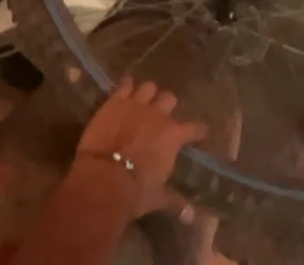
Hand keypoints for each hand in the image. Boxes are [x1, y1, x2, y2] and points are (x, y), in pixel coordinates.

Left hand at [74, 76, 208, 219]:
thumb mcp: (157, 198)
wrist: (103, 178)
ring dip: (147, 94)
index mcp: (174, 136)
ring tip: (143, 101)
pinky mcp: (115, 101)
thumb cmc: (135, 191)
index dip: (198, 131)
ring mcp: (136, 104)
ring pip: (149, 87)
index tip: (199, 134)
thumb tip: (192, 217)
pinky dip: (126, 86)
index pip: (195, 128)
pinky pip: (124, 85)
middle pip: (170, 99)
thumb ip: (175, 202)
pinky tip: (125, 89)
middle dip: (168, 106)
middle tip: (163, 116)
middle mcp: (159, 115)